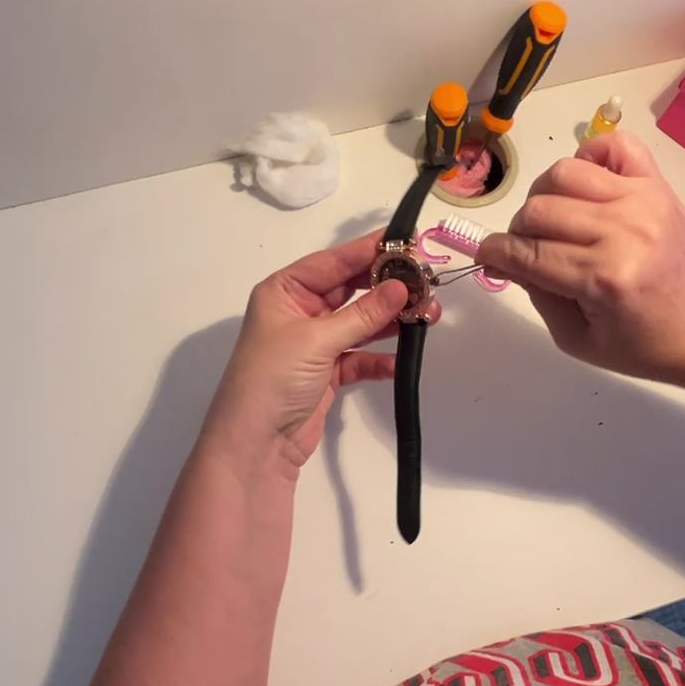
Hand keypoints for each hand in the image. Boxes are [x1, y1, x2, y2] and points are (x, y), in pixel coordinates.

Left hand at [203, 230, 439, 468]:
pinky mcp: (326, 374)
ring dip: (391, 321)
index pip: (333, 262)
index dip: (369, 250)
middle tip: (427, 283)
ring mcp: (313, 344)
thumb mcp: (317, 339)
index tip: (407, 240)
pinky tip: (402, 360)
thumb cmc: (274, 378)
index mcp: (284, 291)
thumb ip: (362, 314)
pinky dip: (380, 359)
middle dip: (388, 288)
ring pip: (360, 323)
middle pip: (350, 290)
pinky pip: (360, 358)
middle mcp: (299, 312)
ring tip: (428, 315)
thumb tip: (402, 287)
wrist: (255, 445)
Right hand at [476, 131, 684, 386]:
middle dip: (518, 231)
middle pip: (539, 209)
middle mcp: (623, 232)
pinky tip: (586, 188)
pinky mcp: (657, 184)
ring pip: (565, 173)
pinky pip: (614, 145)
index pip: (527, 252)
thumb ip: (536, 292)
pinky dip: (590, 156)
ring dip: (545, 195)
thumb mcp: (574, 338)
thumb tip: (505, 257)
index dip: (496, 253)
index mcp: (603, 280)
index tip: (488, 258)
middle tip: (527, 249)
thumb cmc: (638, 345)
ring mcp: (643, 201)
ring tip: (553, 219)